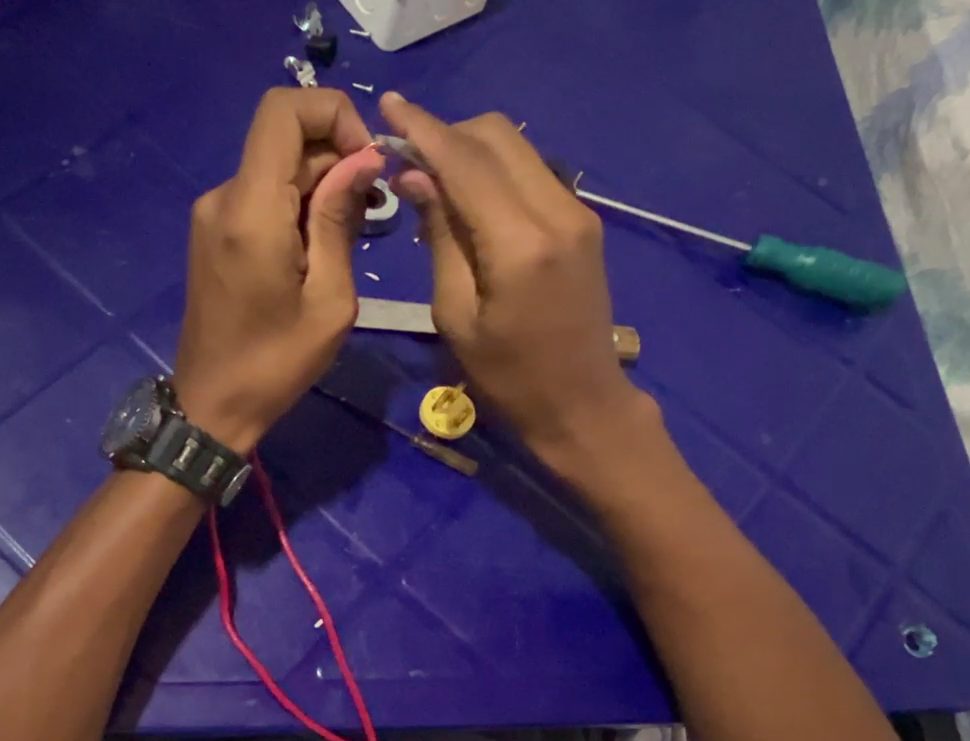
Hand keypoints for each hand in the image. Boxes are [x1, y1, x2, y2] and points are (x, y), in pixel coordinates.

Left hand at [173, 88, 383, 451]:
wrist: (212, 406)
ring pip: (274, 169)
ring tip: (346, 241)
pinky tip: (315, 252)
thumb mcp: (329, 300)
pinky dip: (294, 208)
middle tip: (370, 212)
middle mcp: (222, 199)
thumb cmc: (276, 365)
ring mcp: (211, 216)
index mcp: (250, 211)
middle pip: (283, 140)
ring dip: (318, 188)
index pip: (283, 110)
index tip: (365, 161)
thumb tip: (363, 159)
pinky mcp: (211, 235)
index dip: (333, 114)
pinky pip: (260, 198)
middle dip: (335, 160)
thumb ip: (340, 220)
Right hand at [379, 93, 654, 469]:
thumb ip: (439, 238)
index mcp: (519, 243)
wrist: (581, 404)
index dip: (423, 130)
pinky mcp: (582, 222)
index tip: (387, 108)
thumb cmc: (507, 377)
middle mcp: (557, 211)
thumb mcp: (456, 315)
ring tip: (430, 180)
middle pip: (496, 137)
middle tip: (405, 158)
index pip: (465, 162)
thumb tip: (416, 178)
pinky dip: (494, 173)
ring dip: (471, 151)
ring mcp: (577, 212)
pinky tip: (467, 201)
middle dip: (447, 134)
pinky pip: (530, 174)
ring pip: (516, 149)